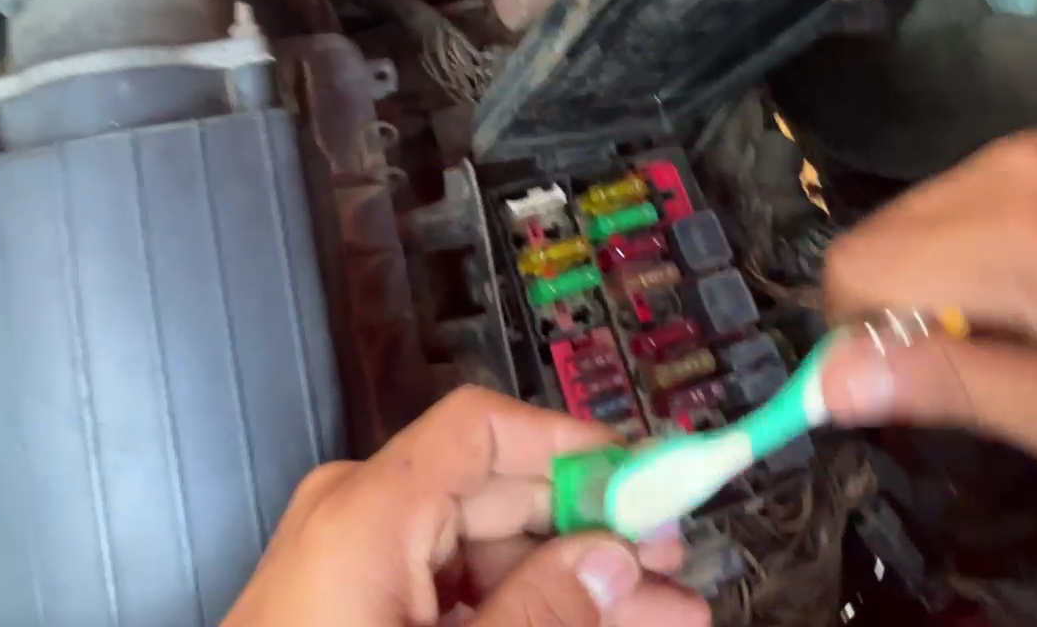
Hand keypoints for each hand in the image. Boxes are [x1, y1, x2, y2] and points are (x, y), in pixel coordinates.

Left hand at [224, 387, 709, 626]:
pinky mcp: (364, 607)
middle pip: (498, 494)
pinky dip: (525, 610)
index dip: (570, 444)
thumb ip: (540, 614)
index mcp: (370, 507)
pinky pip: (459, 592)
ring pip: (489, 551)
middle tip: (675, 563)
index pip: (484, 429)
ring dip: (574, 581)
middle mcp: (363, 515)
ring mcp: (361, 564)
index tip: (646, 479)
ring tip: (667, 614)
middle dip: (592, 530)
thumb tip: (613, 556)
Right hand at [816, 131, 1036, 496]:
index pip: (855, 266)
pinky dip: (958, 242)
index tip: (903, 376)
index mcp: (1011, 237)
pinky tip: (1028, 278)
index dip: (854, 328)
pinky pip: (952, 196)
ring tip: (1006, 320)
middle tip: (964, 358)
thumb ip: (939, 388)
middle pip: (874, 236)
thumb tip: (824, 383)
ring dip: (924, 272)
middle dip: (890, 302)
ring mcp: (1029, 149)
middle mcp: (1004, 171)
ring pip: (908, 215)